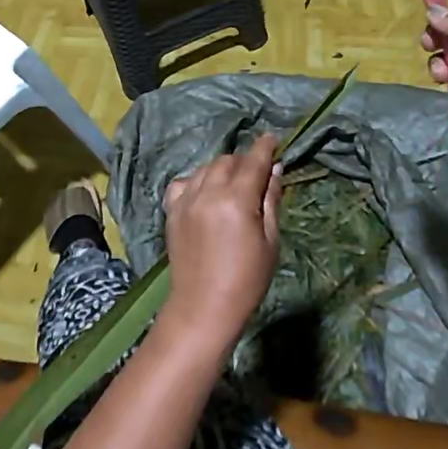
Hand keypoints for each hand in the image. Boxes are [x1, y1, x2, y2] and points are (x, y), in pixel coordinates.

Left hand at [160, 133, 282, 340]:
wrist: (203, 309)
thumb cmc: (247, 279)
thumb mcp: (270, 240)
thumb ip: (271, 200)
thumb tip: (275, 169)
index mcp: (237, 200)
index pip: (254, 160)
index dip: (266, 146)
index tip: (274, 139)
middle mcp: (209, 193)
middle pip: (229, 160)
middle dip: (245, 161)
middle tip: (258, 174)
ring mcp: (186, 202)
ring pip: (206, 167)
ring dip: (223, 169)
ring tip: (233, 184)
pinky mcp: (172, 213)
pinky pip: (183, 182)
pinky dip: (197, 180)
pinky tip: (206, 192)